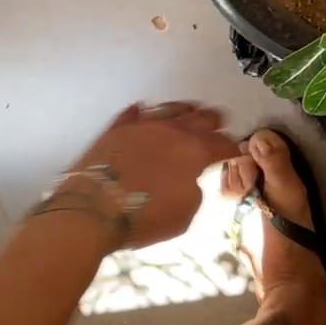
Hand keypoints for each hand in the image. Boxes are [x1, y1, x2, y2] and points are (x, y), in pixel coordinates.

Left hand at [50, 102, 241, 248]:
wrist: (91, 211)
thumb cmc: (144, 216)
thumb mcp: (185, 213)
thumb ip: (195, 189)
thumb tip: (189, 179)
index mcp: (196, 150)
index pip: (224, 143)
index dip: (233, 148)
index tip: (235, 153)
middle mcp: (174, 130)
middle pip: (203, 117)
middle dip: (215, 123)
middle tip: (218, 128)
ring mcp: (144, 126)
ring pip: (172, 108)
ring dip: (184, 112)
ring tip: (188, 114)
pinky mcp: (116, 130)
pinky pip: (134, 114)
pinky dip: (144, 113)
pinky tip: (146, 114)